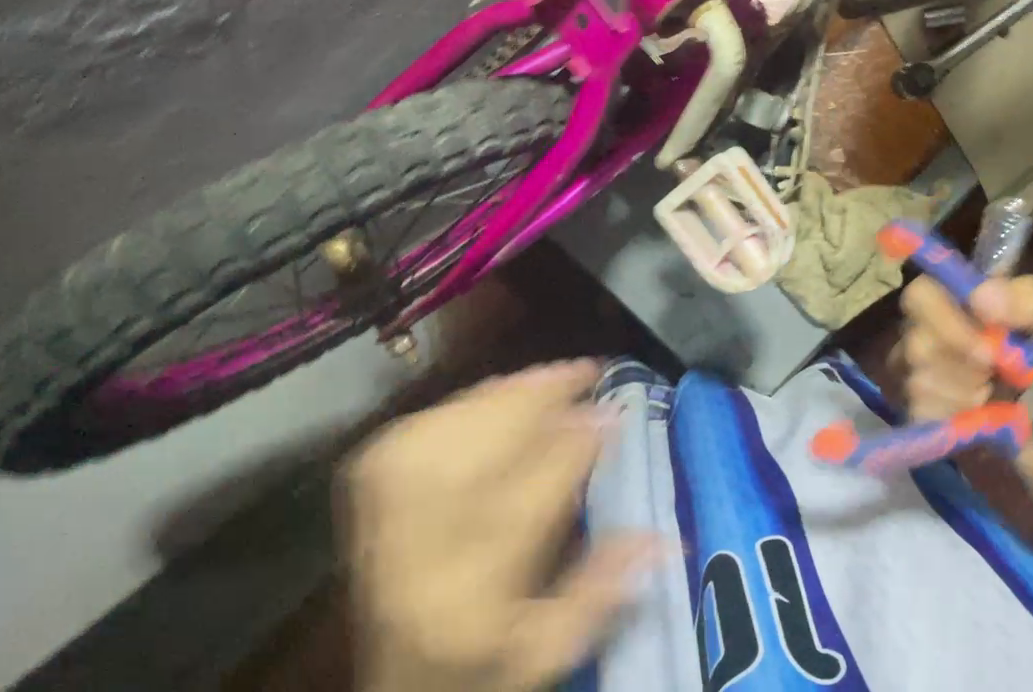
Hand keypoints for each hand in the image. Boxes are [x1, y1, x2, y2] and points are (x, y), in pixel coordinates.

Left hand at [343, 360, 656, 691]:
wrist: (395, 675)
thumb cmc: (481, 660)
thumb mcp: (549, 653)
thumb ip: (603, 594)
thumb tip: (666, 539)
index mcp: (468, 600)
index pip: (528, 504)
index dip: (573, 449)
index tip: (612, 413)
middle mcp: (418, 550)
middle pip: (481, 454)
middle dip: (539, 402)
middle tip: (585, 371)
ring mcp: (383, 513)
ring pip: (451, 429)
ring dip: (508, 395)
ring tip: (553, 376)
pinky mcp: (366, 486)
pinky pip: (422, 424)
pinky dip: (469, 402)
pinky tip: (503, 392)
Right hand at [895, 273, 1032, 422]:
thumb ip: (1028, 300)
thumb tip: (981, 296)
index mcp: (956, 302)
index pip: (921, 295)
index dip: (945, 318)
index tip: (987, 344)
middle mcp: (926, 331)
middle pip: (917, 341)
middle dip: (962, 365)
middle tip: (995, 373)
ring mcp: (917, 372)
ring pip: (920, 379)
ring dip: (964, 392)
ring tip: (991, 394)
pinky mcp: (917, 410)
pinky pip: (923, 411)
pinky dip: (957, 416)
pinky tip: (977, 414)